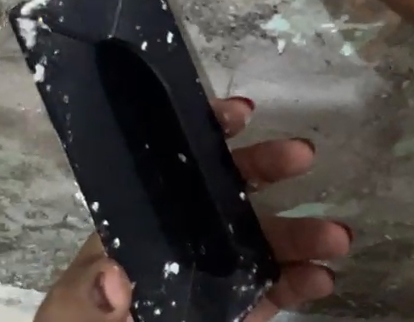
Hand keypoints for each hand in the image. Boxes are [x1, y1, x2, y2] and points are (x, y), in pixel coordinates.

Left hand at [33, 97, 351, 321]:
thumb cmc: (74, 319)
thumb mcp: (75, 306)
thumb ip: (92, 295)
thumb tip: (114, 278)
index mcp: (143, 213)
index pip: (177, 158)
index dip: (209, 130)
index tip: (242, 112)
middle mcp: (183, 231)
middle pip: (228, 189)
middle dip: (267, 167)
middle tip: (304, 152)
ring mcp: (210, 269)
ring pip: (259, 240)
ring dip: (298, 235)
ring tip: (338, 236)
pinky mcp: (230, 310)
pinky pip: (267, 291)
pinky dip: (297, 284)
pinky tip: (322, 279)